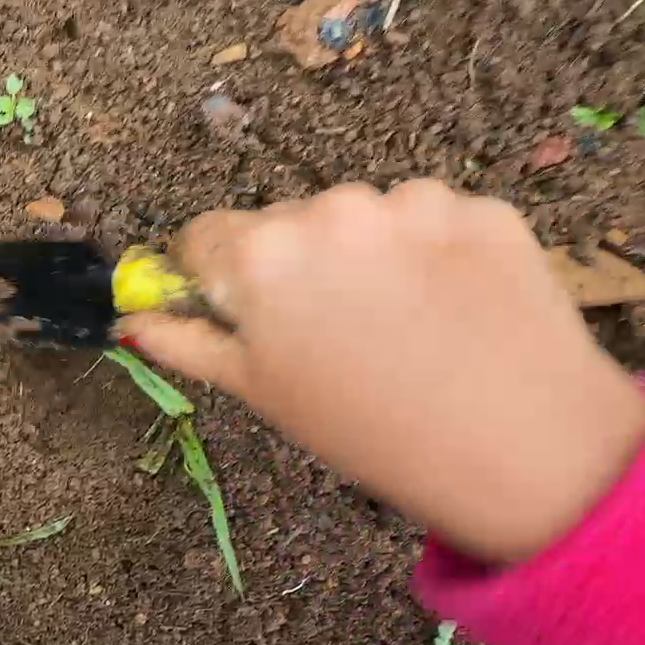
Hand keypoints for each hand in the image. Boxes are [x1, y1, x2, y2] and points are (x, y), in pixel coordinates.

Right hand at [120, 180, 644, 564]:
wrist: (515, 443)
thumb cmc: (355, 424)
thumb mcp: (250, 387)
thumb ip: (181, 342)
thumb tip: (129, 321)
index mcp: (257, 254)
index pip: (201, 236)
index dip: (210, 276)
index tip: (236, 309)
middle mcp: (326, 208)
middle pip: (276, 223)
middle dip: (282, 263)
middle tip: (317, 326)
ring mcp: (409, 201)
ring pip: (349, 217)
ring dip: (351, 253)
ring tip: (385, 317)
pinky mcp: (480, 204)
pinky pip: (421, 218)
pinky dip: (418, 250)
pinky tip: (438, 302)